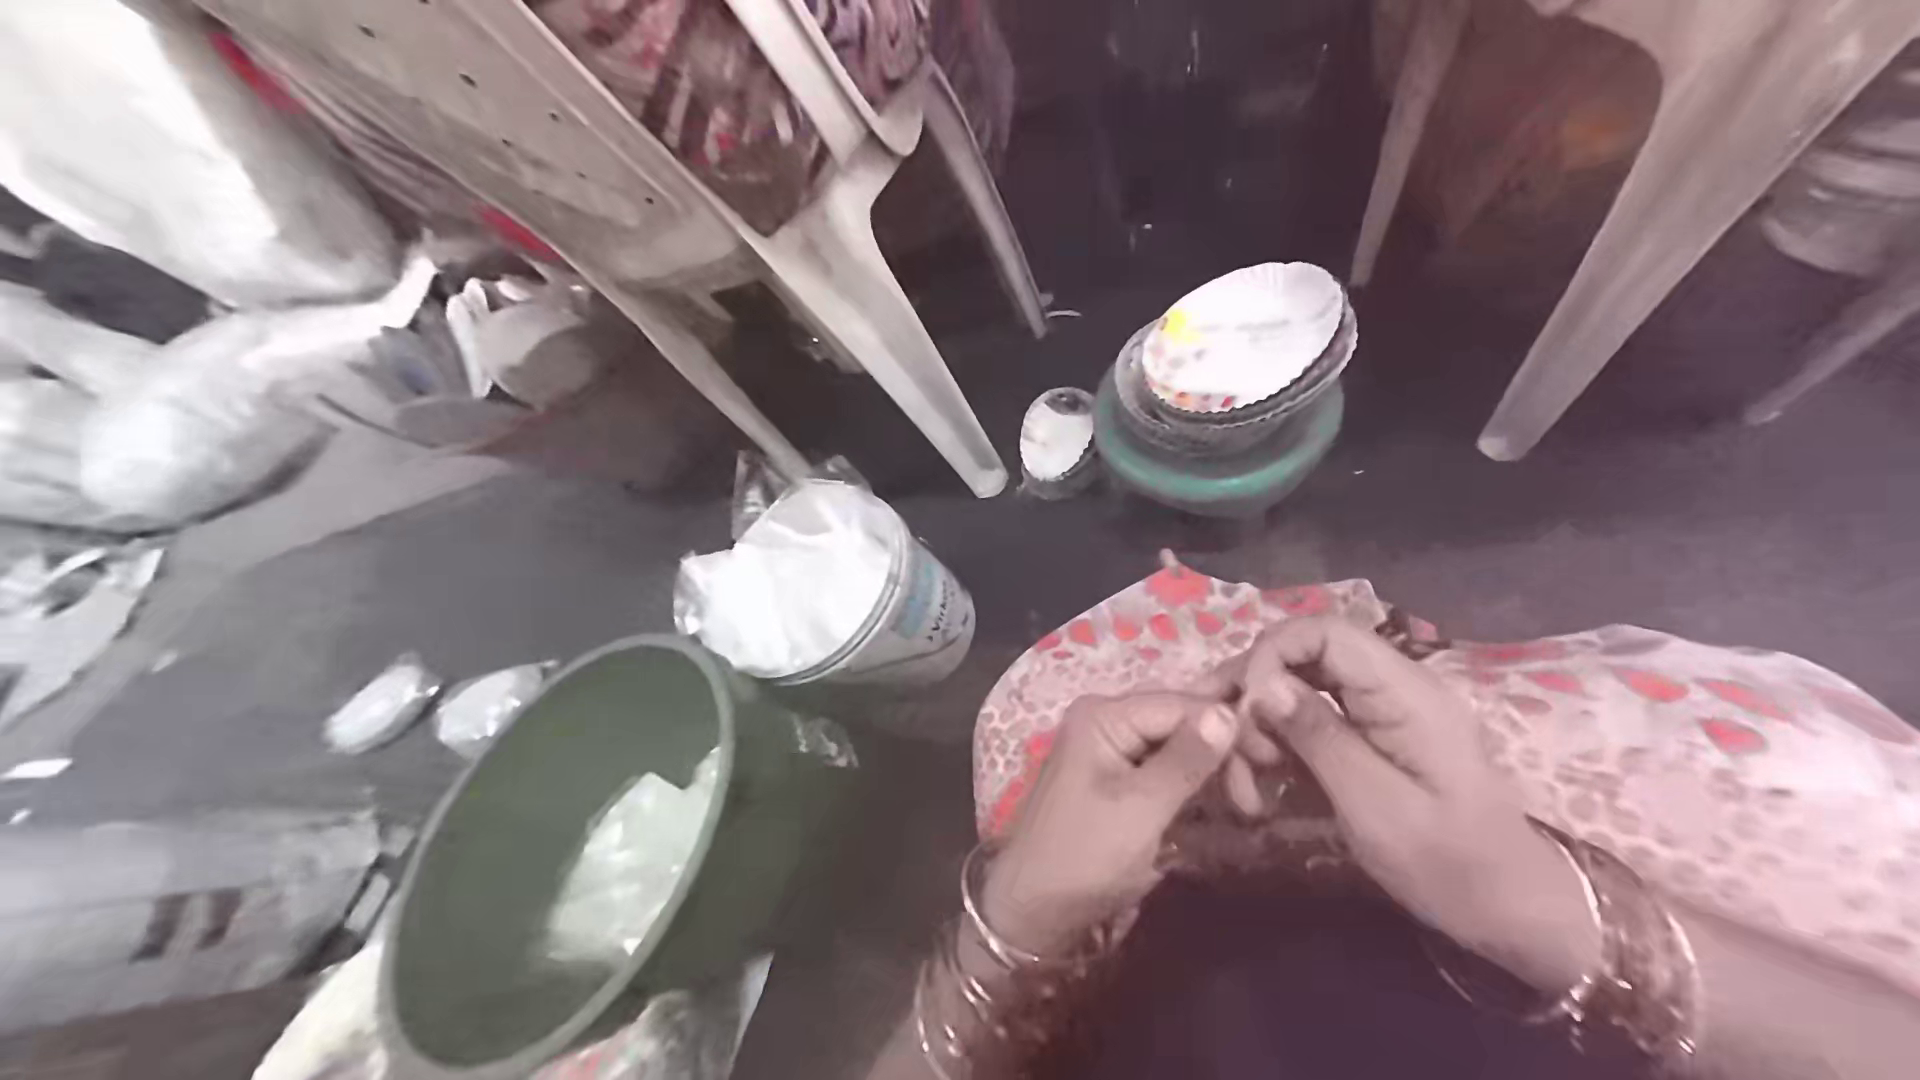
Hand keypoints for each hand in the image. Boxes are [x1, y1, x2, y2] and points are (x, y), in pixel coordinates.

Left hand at [981, 692, 1238, 954]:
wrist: (1033, 907)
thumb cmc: (1085, 854)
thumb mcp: (1142, 808)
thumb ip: (1186, 759)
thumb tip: (1228, 711)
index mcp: (1104, 714)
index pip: (1180, 703)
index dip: (1227, 727)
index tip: (1272, 762)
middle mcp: (1105, 718)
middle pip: (1178, 719)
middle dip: (1222, 751)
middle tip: (1255, 797)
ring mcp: (1108, 746)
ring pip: (1175, 744)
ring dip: (1212, 770)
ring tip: (1245, 806)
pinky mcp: (1115, 775)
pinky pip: (1162, 765)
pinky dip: (1192, 782)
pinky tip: (1221, 802)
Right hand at [1227, 617, 1600, 990]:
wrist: (1511, 910)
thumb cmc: (1450, 864)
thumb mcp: (1376, 806)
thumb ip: (1320, 737)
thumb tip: (1264, 684)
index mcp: (1405, 693)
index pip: (1324, 631)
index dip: (1272, 654)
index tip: (1247, 706)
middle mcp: (1390, 685)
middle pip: (1300, 652)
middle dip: (1252, 688)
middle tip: (1222, 735)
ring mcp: (1377, 707)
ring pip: (1293, 682)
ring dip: (1257, 719)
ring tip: (1245, 772)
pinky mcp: (1365, 729)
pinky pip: (1304, 712)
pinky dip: (1273, 737)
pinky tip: (1260, 775)